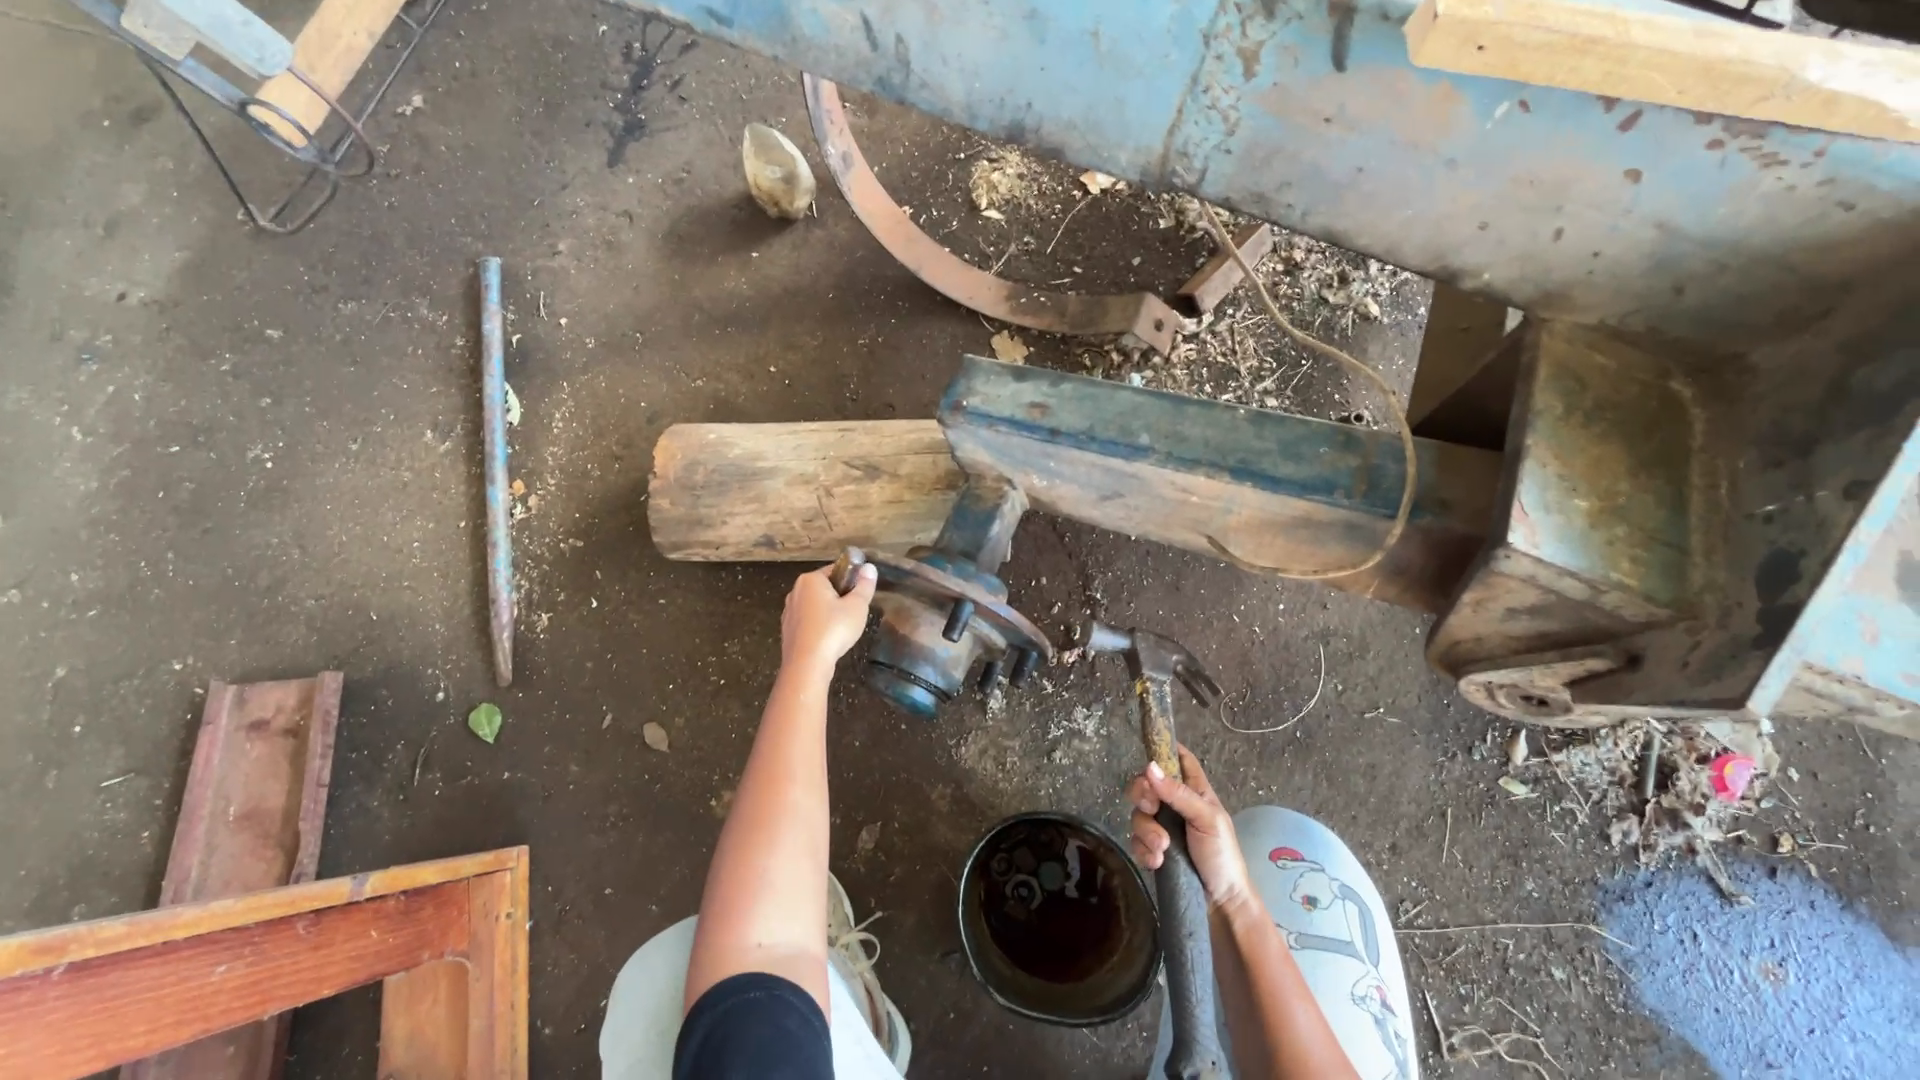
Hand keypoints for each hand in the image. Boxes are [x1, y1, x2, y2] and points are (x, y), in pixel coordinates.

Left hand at [780, 562, 877, 675]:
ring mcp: (788, 611)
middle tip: (854, 613)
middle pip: (824, 588)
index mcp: (810, 579)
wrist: (807, 664)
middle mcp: (795, 591)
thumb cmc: (834, 630)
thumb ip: (865, 585)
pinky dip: (819, 627)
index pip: (835, 569)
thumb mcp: (857, 606)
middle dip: (840, 597)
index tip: (860, 595)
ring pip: (815, 606)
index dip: (851, 580)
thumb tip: (869, 568)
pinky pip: (808, 622)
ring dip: (829, 613)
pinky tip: (828, 640)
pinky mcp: (787, 630)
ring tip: (842, 629)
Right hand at [1127, 745, 1250, 907]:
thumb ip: (1179, 793)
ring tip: (1162, 849)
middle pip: (1147, 784)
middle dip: (1142, 794)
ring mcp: (1162, 827)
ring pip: (1138, 814)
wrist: (1220, 901)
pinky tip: (1157, 862)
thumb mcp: (1207, 819)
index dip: (1164, 749)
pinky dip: (1143, 851)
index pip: (1179, 759)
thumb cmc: (1222, 854)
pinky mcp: (1153, 849)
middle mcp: (1175, 804)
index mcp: (1194, 791)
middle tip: (1150, 807)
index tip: (1148, 750)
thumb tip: (1149, 767)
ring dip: (1147, 831)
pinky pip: (1136, 841)